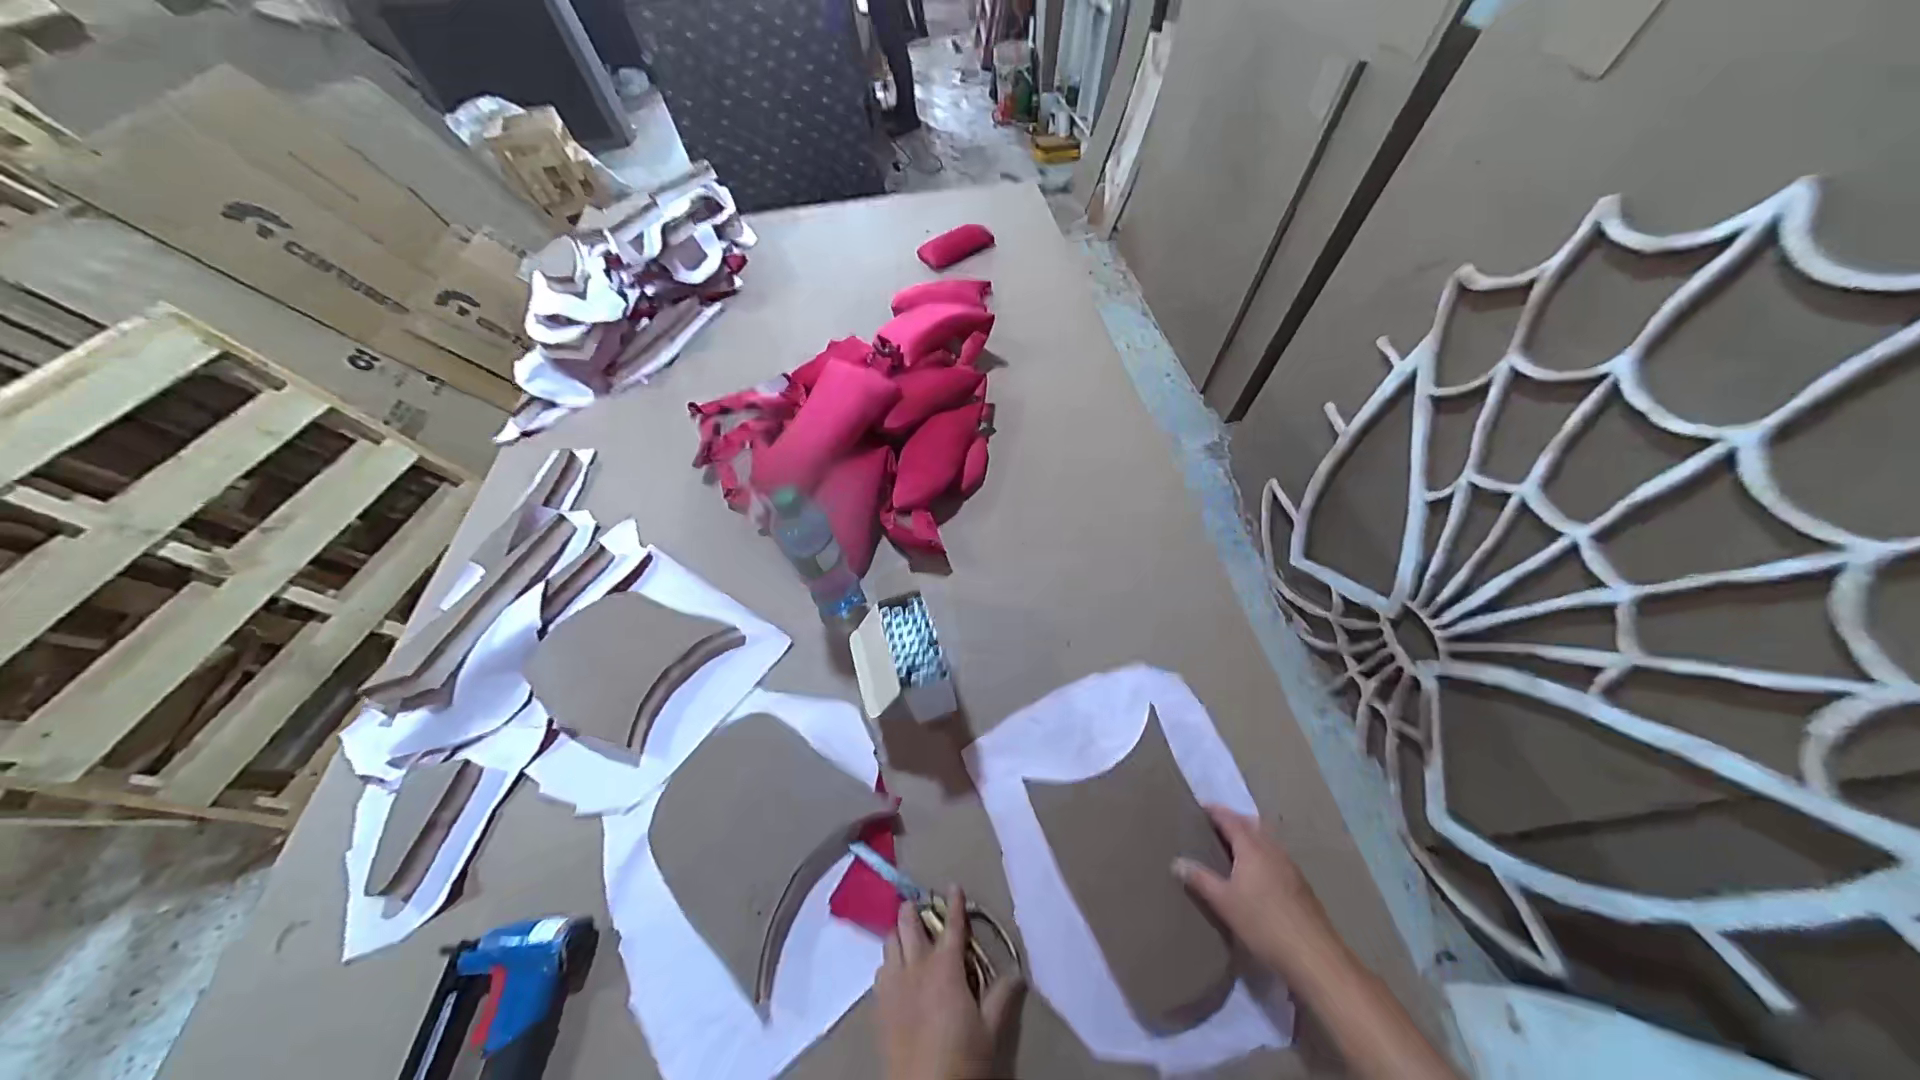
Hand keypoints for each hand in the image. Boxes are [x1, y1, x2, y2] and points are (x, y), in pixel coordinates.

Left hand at [875, 888, 1023, 1079]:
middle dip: (915, 909)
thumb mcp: (990, 1030)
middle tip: (925, 911)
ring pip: (890, 941)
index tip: (954, 886)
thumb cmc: (962, 1059)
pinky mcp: (879, 1003)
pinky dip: (890, 961)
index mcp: (945, 967)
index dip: (955, 903)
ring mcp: (893, 983)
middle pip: (908, 922)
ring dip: (900, 933)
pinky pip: (880, 969)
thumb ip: (1002, 997)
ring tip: (910, 938)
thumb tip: (1017, 974)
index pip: (952, 925)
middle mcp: (915, 966)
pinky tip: (898, 973)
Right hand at [1172, 805, 1341, 981]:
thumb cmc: (1263, 923)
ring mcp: (1290, 868)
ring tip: (1233, 847)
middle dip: (1234, 820)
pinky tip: (1257, 874)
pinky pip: (1276, 858)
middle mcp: (1273, 851)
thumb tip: (1177, 862)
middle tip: (1215, 824)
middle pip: (1252, 825)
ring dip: (1250, 837)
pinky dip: (1262, 854)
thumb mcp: (1224, 902)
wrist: (1314, 956)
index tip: (1200, 807)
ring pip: (1267, 841)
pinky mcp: (1301, 886)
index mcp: (1253, 848)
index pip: (1231, 820)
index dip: (1215, 811)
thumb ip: (1200, 879)